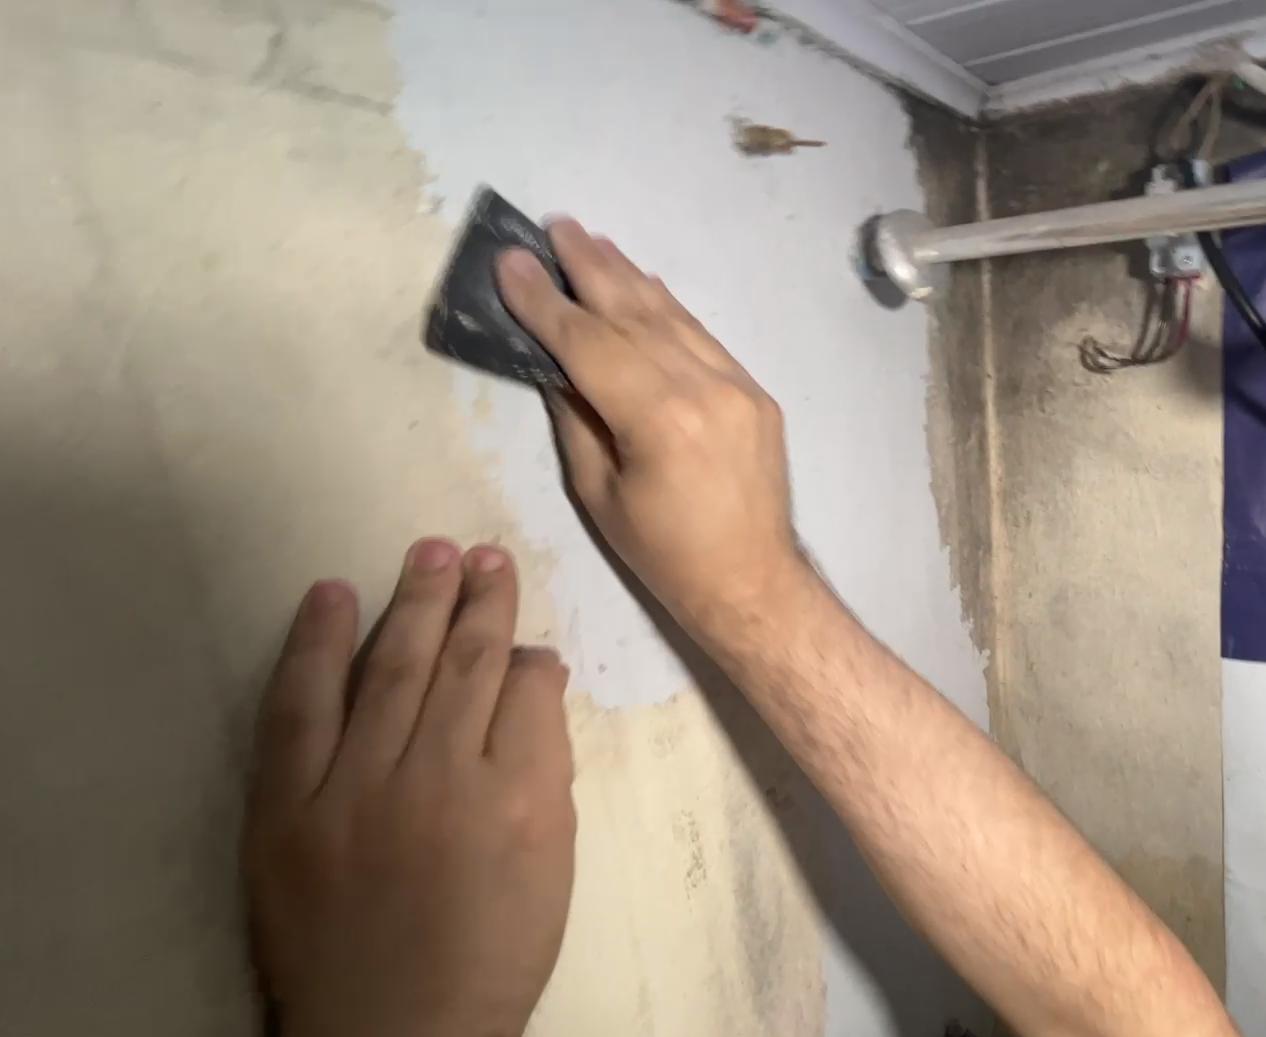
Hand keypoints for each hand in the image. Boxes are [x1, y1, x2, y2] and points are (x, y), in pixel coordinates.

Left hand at [245, 539, 575, 1036]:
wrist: (395, 1033)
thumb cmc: (501, 940)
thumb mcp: (556, 847)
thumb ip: (549, 754)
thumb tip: (537, 677)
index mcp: (517, 789)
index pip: (526, 685)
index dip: (527, 648)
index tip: (525, 623)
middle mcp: (439, 774)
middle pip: (464, 663)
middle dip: (480, 600)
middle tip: (486, 551)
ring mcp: (355, 787)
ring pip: (392, 668)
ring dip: (415, 601)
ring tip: (432, 550)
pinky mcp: (286, 808)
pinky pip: (298, 709)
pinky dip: (314, 647)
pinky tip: (331, 597)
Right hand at [495, 222, 806, 643]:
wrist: (752, 580)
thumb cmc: (666, 554)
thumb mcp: (600, 493)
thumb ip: (576, 418)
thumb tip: (555, 363)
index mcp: (660, 418)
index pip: (589, 342)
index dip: (543, 301)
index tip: (508, 261)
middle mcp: (705, 388)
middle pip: (636, 314)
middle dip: (590, 268)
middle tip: (554, 227)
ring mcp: (740, 388)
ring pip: (676, 319)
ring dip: (632, 279)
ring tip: (595, 243)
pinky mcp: (758, 397)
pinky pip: (707, 342)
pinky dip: (674, 313)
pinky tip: (651, 290)